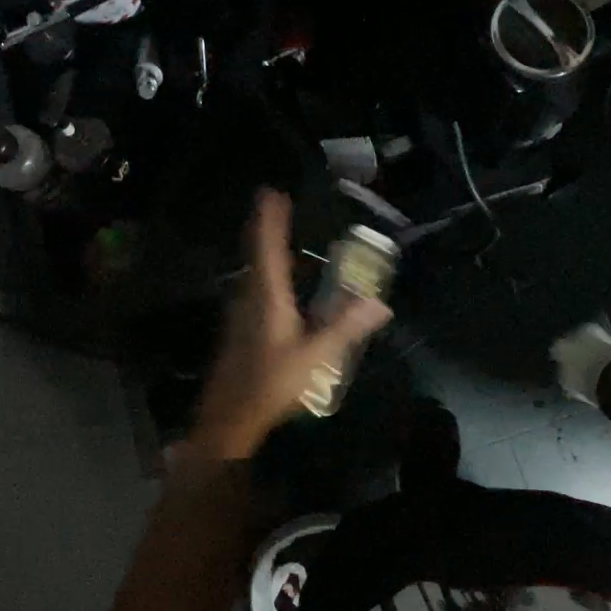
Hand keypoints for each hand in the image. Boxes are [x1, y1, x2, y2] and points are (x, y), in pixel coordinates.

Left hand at [184, 191, 392, 460]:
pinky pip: (251, 289)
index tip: (271, 192)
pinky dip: (262, 274)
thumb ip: (346, 327)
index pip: (267, 248)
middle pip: (254, 254)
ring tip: (275, 235)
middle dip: (264, 228)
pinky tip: (273, 284)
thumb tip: (381, 304)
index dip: (270, 219)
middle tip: (273, 205)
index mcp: (267, 297)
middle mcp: (248, 298)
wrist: (229, 418)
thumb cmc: (272, 383)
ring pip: (251, 272)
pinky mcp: (237, 331)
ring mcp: (239, 314)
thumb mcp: (316, 355)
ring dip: (262, 250)